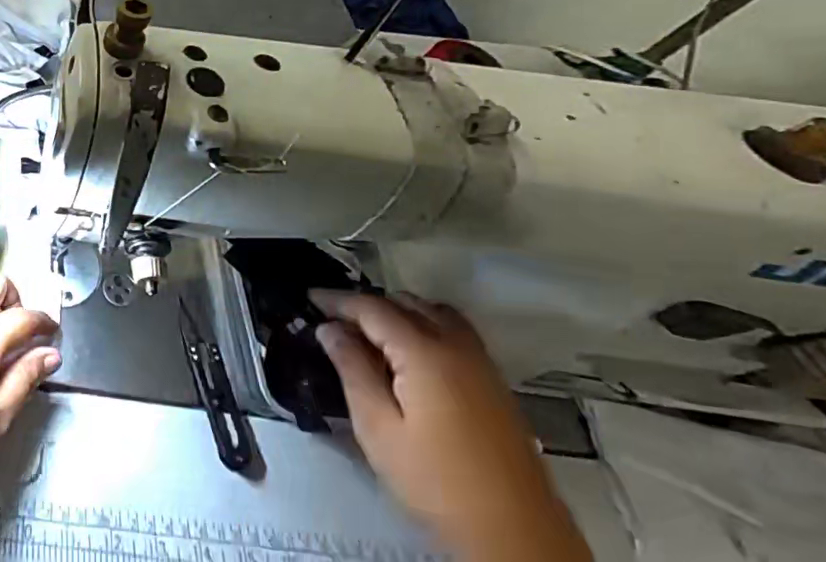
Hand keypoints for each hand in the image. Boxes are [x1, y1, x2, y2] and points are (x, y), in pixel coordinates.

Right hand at [311, 291, 589, 560]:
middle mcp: (453, 340)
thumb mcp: (379, 430)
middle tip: (335, 322)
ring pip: (429, 309)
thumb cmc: (436, 482)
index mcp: (423, 350)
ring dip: (397, 310)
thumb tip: (330, 329)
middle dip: (366, 305)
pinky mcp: (491, 373)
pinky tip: (411, 350)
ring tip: (369, 333)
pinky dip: (423, 321)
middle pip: (402, 301)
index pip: (372, 308)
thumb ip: (352, 370)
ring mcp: (478, 355)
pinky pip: (451, 325)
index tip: (310, 297)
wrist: (514, 528)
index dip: (338, 299)